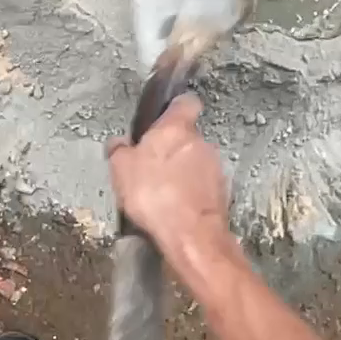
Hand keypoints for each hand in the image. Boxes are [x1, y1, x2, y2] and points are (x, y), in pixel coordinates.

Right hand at [107, 95, 229, 259]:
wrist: (192, 237)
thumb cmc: (154, 194)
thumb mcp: (121, 169)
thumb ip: (119, 150)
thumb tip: (118, 143)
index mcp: (176, 128)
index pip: (185, 102)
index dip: (175, 107)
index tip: (163, 116)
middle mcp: (201, 142)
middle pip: (186, 136)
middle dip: (171, 148)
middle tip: (150, 165)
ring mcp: (215, 168)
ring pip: (194, 161)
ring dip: (181, 171)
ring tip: (161, 192)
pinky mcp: (222, 194)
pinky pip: (202, 185)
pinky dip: (190, 192)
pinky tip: (174, 207)